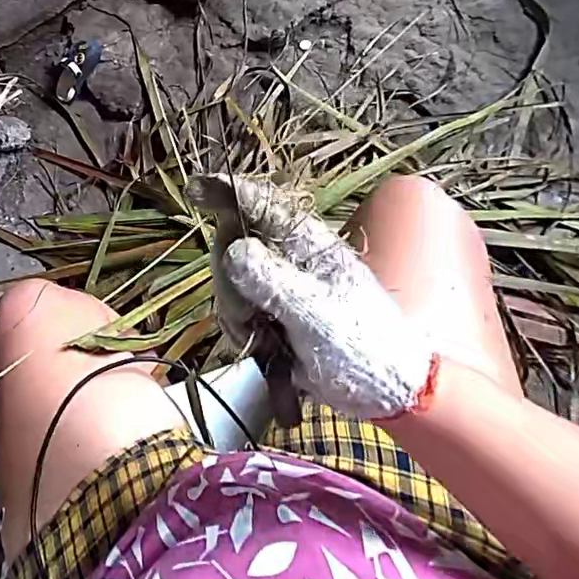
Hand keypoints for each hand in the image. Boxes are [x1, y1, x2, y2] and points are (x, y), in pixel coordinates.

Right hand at [191, 175, 437, 418]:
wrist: (382, 390)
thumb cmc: (361, 346)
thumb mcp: (316, 315)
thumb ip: (273, 282)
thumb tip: (234, 249)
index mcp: (306, 242)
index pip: (261, 203)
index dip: (227, 190)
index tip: (197, 188)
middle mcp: (288, 254)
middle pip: (232, 241)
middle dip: (229, 279)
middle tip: (245, 314)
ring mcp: (278, 280)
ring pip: (229, 277)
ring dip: (234, 309)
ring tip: (261, 337)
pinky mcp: (271, 307)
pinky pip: (235, 305)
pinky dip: (239, 327)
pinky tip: (260, 345)